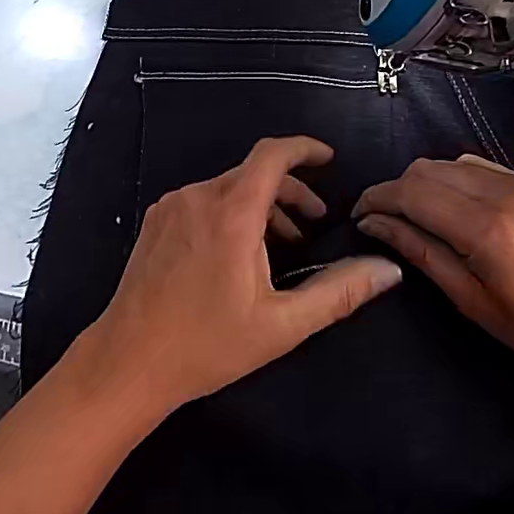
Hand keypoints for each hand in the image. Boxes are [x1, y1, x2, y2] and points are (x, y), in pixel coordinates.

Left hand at [68, 136, 403, 416]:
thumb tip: (389, 271)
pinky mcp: (157, 219)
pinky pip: (205, 199)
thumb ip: (339, 292)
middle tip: (314, 223)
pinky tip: (237, 252)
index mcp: (233, 211)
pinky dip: (232, 211)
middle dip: (291, 191)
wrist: (125, 365)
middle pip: (256, 173)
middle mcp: (201, 195)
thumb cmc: (206, 344)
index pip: (273, 154)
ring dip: (263, 205)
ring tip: (281, 243)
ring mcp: (174, 205)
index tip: (328, 160)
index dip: (305, 149)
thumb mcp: (283, 325)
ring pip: (230, 186)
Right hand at [353, 155, 513, 397]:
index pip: (414, 192)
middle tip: (384, 219)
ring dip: (426, 182)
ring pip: (453, 162)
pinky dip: (456, 181)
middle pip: (429, 168)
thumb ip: (422, 253)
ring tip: (417, 216)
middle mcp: (507, 192)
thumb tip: (377, 224)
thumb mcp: (474, 302)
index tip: (359, 213)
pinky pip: (482, 167)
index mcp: (489, 229)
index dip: (378, 197)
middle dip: (398, 188)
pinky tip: (454, 208)